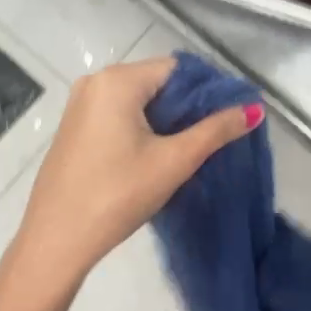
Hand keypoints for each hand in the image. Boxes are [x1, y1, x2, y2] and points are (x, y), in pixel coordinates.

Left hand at [7, 57, 260, 291]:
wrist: (56, 240)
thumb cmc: (117, 195)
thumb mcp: (173, 161)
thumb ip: (215, 131)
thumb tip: (254, 110)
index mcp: (117, 80)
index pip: (177, 70)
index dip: (209, 90)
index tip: (232, 116)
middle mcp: (94, 82)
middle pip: (157, 82)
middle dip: (189, 106)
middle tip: (218, 136)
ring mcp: (80, 106)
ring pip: (138, 101)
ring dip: (167, 120)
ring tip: (192, 149)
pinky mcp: (74, 130)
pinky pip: (118, 116)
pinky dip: (142, 129)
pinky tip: (157, 156)